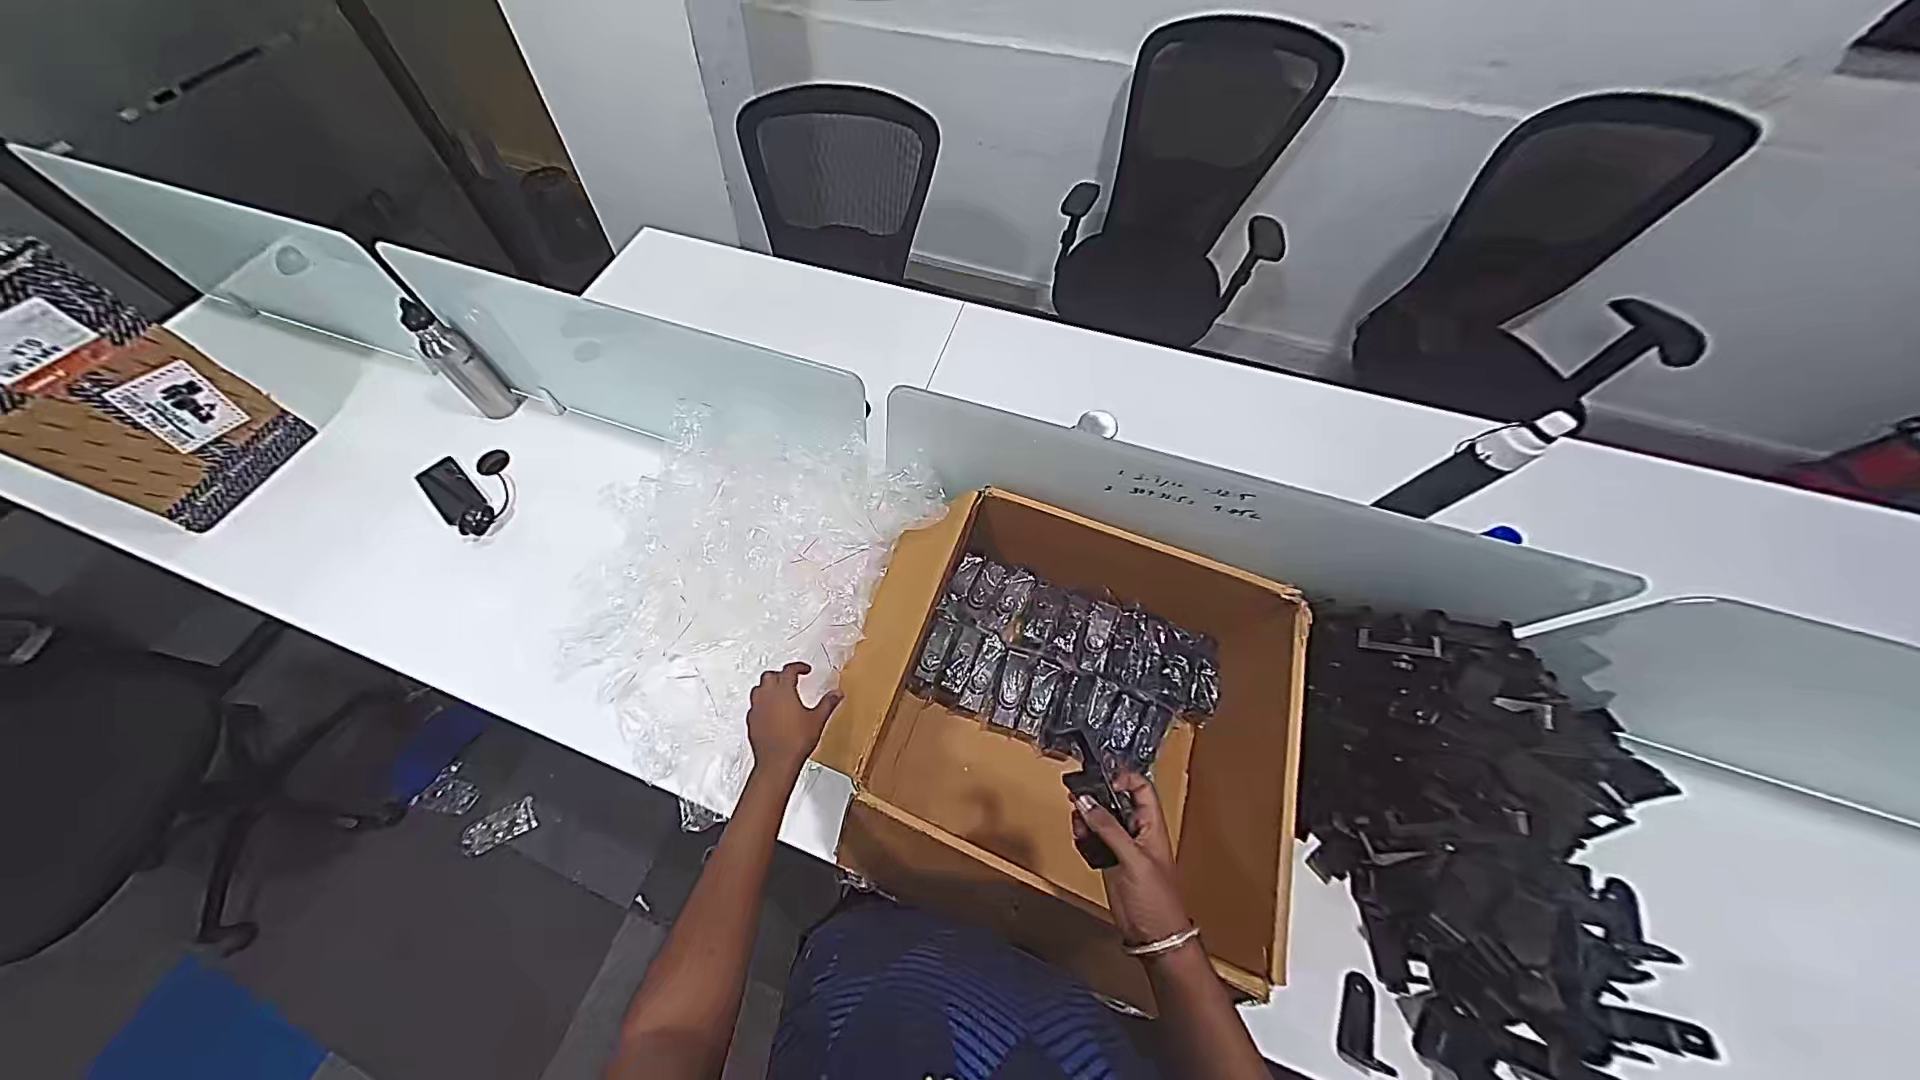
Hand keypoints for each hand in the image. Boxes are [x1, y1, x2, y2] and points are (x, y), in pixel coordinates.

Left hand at [747, 662, 841, 779]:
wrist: (777, 762)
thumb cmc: (795, 741)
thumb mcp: (818, 719)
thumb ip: (828, 703)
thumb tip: (836, 694)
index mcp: (784, 691)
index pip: (789, 670)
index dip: (798, 667)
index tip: (805, 669)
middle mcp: (767, 696)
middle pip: (770, 675)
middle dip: (781, 674)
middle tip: (792, 678)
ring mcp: (757, 709)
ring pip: (758, 688)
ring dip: (769, 686)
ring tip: (780, 691)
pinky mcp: (751, 721)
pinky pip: (754, 705)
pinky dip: (762, 703)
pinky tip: (771, 711)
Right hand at [1072, 770, 1192, 948]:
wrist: (1153, 936)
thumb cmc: (1158, 900)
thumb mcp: (1134, 859)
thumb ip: (1109, 829)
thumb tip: (1087, 803)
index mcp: (1152, 825)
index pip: (1141, 788)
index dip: (1124, 778)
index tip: (1104, 781)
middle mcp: (1136, 831)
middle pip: (1115, 801)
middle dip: (1096, 796)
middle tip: (1078, 795)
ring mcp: (1122, 846)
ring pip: (1101, 818)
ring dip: (1086, 815)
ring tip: (1077, 819)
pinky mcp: (1109, 861)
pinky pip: (1093, 838)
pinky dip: (1083, 834)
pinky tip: (1079, 835)